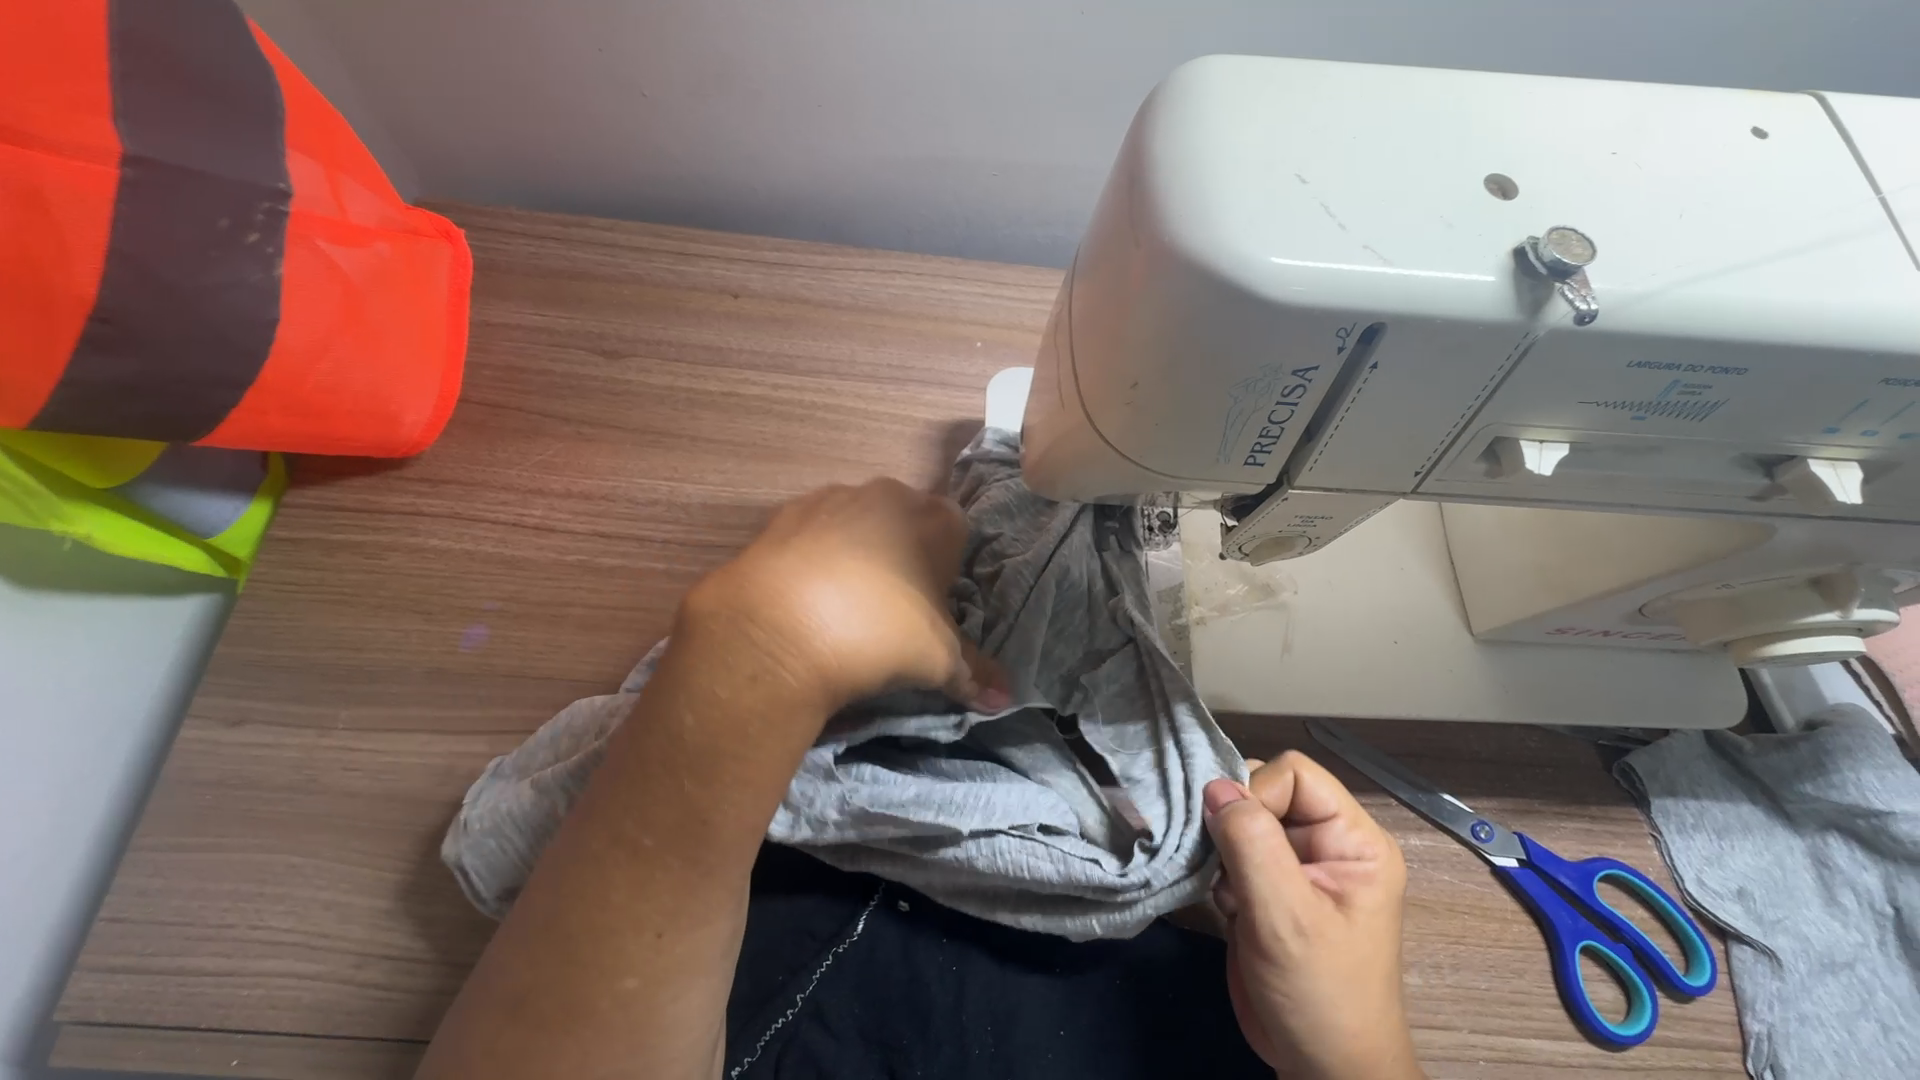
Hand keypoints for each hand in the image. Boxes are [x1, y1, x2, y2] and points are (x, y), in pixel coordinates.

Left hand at [681, 478, 1008, 715]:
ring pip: (855, 524)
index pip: (957, 534)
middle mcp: (886, 494)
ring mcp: (830, 498)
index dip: (947, 571)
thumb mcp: (938, 662)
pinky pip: (811, 536)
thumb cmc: (880, 635)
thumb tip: (1004, 699)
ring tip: (843, 608)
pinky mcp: (782, 516)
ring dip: (856, 555)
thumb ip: (975, 674)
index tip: (932, 607)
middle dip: (901, 557)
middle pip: (905, 523)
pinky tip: (806, 601)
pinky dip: (813, 560)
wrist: (779, 631)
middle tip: (892, 609)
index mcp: (936, 519)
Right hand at [1205, 752, 1422, 1079]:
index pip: (1295, 775)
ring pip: (1243, 820)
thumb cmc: (1319, 994)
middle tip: (1221, 862)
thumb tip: (1214, 785)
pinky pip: (1232, 852)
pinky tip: (1225, 906)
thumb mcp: (1286, 917)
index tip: (1232, 836)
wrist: (1321, 1068)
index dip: (1257, 793)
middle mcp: (1327, 844)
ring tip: (1225, 890)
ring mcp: (1297, 868)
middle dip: (1234, 821)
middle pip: (1267, 791)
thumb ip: (1250, 843)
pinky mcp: (1268, 890)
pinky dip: (1218, 871)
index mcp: (1354, 841)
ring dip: (1222, 848)